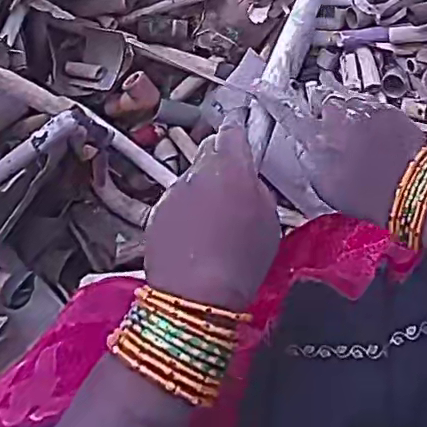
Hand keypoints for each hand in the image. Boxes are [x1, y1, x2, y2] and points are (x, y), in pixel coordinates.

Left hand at [143, 121, 279, 309]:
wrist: (194, 298)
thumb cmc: (240, 261)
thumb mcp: (270, 219)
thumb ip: (258, 186)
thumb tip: (249, 179)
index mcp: (231, 164)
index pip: (234, 128)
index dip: (241, 128)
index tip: (244, 130)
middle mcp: (198, 170)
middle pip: (210, 151)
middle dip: (221, 162)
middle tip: (235, 187)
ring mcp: (173, 191)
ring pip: (192, 178)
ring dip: (202, 190)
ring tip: (215, 223)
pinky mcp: (156, 214)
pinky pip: (175, 202)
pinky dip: (184, 212)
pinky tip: (196, 238)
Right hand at [257, 90, 426, 225]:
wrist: (412, 189)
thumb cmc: (369, 198)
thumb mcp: (326, 187)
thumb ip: (311, 159)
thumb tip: (307, 146)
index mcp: (315, 141)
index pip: (286, 111)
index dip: (271, 97)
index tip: (259, 84)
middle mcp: (334, 118)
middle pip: (320, 102)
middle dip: (325, 111)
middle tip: (337, 133)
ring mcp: (359, 108)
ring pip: (345, 102)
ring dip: (348, 114)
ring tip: (362, 139)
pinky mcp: (382, 105)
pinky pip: (367, 105)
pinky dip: (369, 117)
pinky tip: (378, 137)